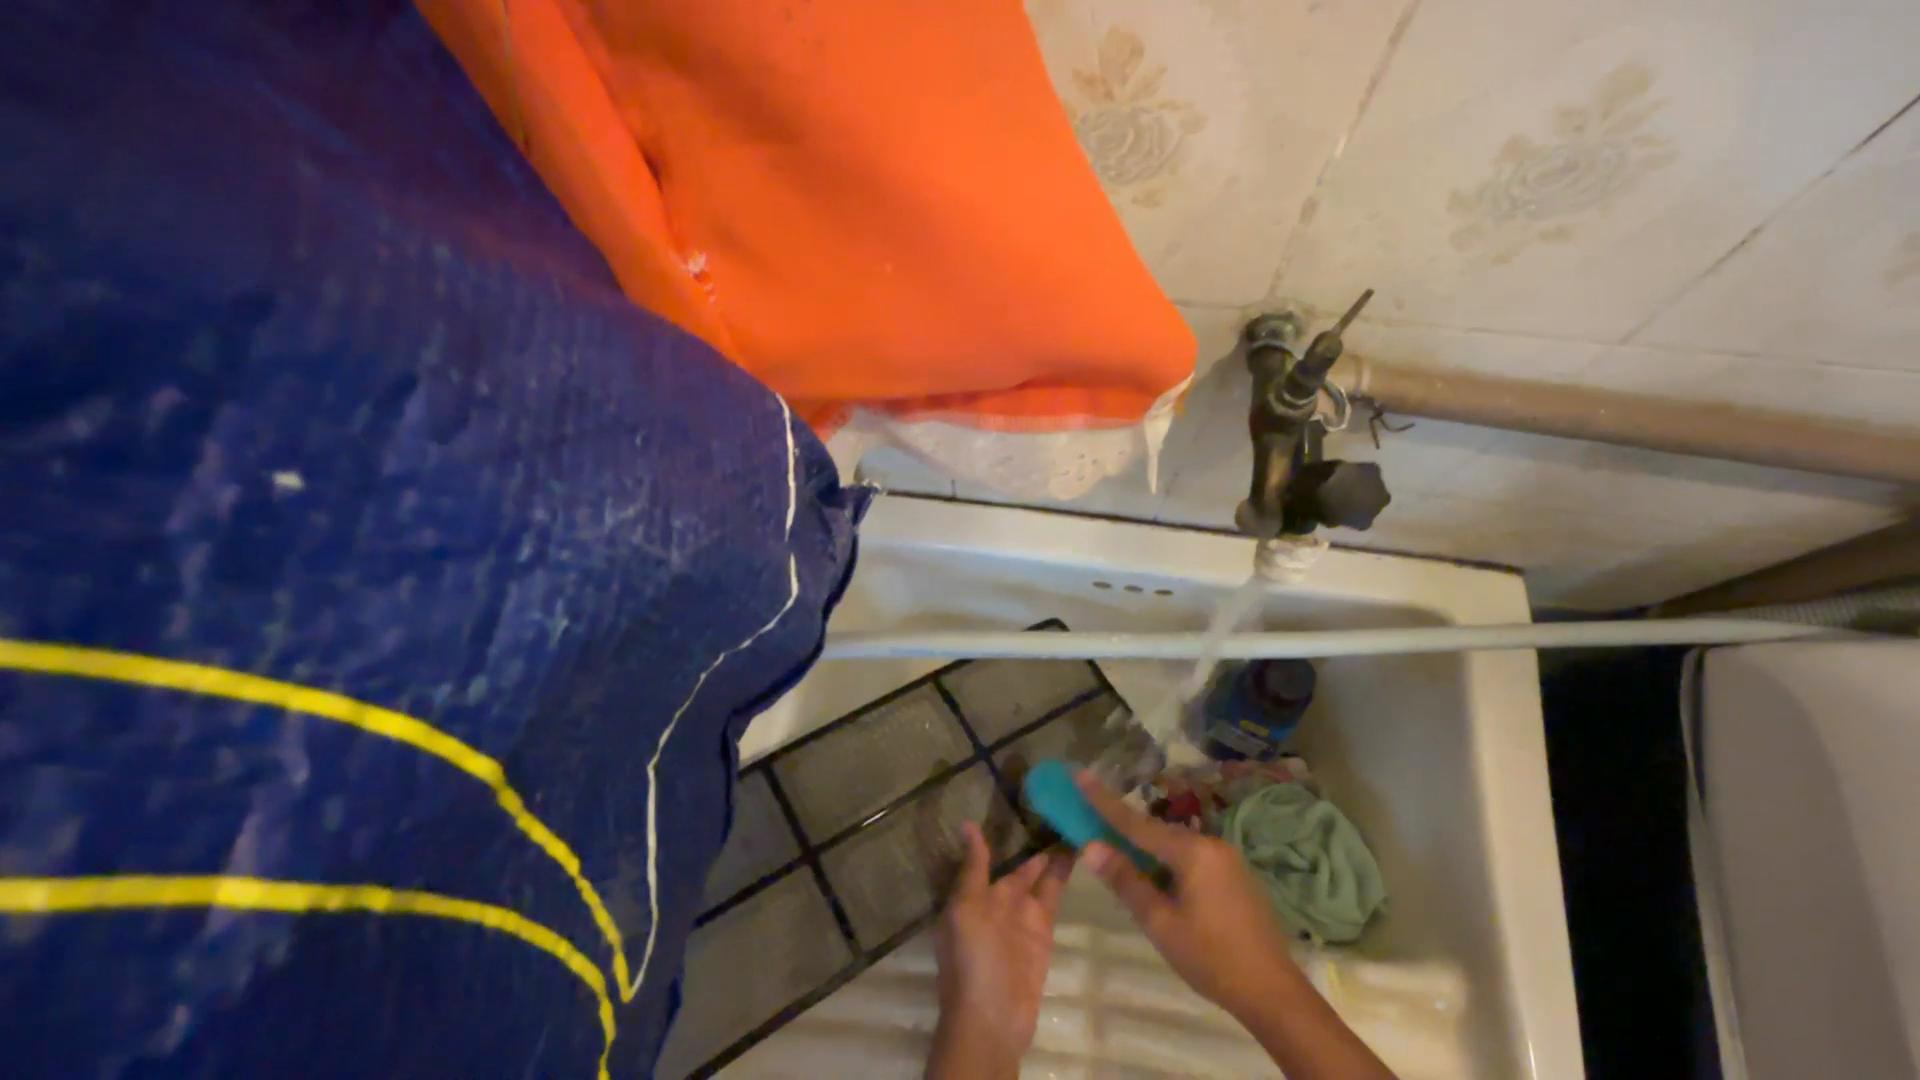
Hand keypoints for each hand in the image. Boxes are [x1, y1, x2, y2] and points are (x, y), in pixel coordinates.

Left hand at [928, 823, 1073, 1078]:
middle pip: (1019, 864)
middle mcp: (998, 899)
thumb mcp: (964, 909)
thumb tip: (968, 824)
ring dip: (1053, 853)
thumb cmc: (971, 960)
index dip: (999, 832)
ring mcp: (1023, 914)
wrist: (992, 1018)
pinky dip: (1062, 876)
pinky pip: (1053, 896)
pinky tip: (1077, 852)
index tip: (1014, 801)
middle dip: (1033, 839)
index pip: (987, 855)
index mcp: (973, 894)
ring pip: (1041, 875)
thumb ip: (973, 868)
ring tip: (1071, 818)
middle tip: (1055, 802)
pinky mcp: (1044, 930)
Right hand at [1074, 772, 1296, 1018]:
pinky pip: (1192, 858)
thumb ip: (1126, 880)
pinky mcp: (1236, 875)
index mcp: (1192, 851)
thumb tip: (1090, 846)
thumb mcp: (1160, 923)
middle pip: (1156, 831)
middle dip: (1123, 828)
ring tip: (1118, 856)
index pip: (1136, 822)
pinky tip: (1157, 881)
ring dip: (1146, 850)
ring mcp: (1228, 858)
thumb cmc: (1211, 958)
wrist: (1273, 991)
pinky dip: (1168, 863)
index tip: (1080, 774)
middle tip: (1091, 823)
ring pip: (1174, 846)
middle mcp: (1211, 844)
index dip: (1103, 800)